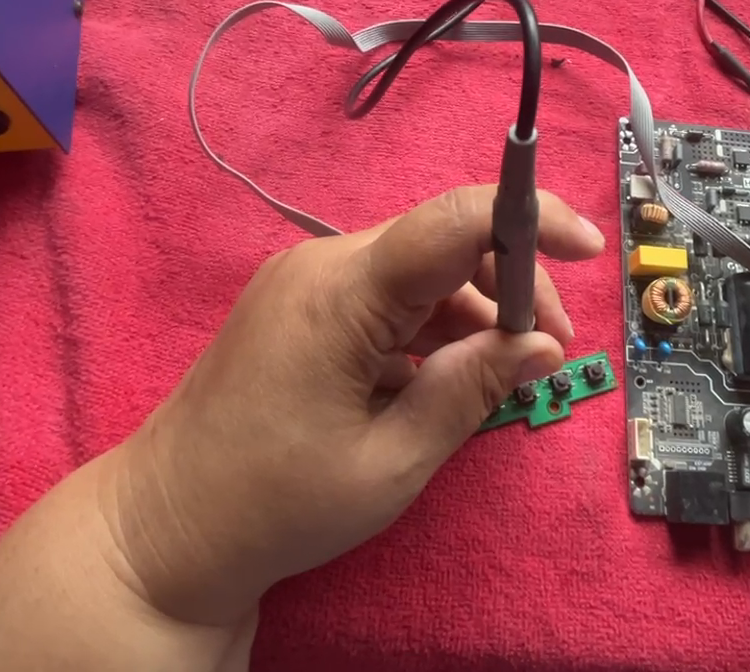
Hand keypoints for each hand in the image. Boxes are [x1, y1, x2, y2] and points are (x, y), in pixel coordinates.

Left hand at [105, 185, 605, 627]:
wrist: (161, 531)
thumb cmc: (274, 506)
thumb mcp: (391, 462)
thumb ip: (470, 390)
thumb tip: (543, 347)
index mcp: (341, 294)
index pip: (453, 221)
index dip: (530, 219)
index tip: (588, 248)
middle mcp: (325, 264)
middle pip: (445, 242)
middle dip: (513, 284)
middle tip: (549, 350)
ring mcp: (310, 279)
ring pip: (422, 268)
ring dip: (476, 309)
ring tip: (506, 370)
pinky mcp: (306, 302)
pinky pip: (390, 292)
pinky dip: (433, 323)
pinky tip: (452, 370)